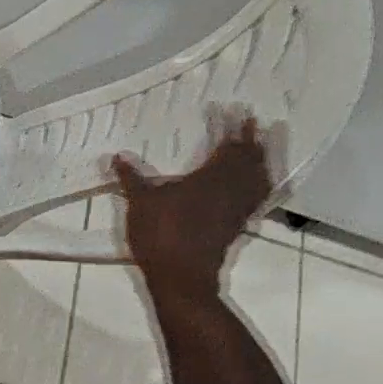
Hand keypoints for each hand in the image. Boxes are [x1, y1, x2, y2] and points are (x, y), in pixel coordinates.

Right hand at [112, 107, 278, 296]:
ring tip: (265, 141)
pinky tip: (260, 180)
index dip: (228, 125)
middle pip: (249, 156)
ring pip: (260, 175)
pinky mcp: (239, 222)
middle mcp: (231, 188)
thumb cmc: (161, 234)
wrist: (181, 276)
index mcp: (210, 178)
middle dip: (251, 135)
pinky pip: (258, 195)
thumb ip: (131, 177)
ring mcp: (239, 207)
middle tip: (251, 117)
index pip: (225, 144)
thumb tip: (116, 155)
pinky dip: (263, 182)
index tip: (229, 107)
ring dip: (264, 155)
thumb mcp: (140, 203)